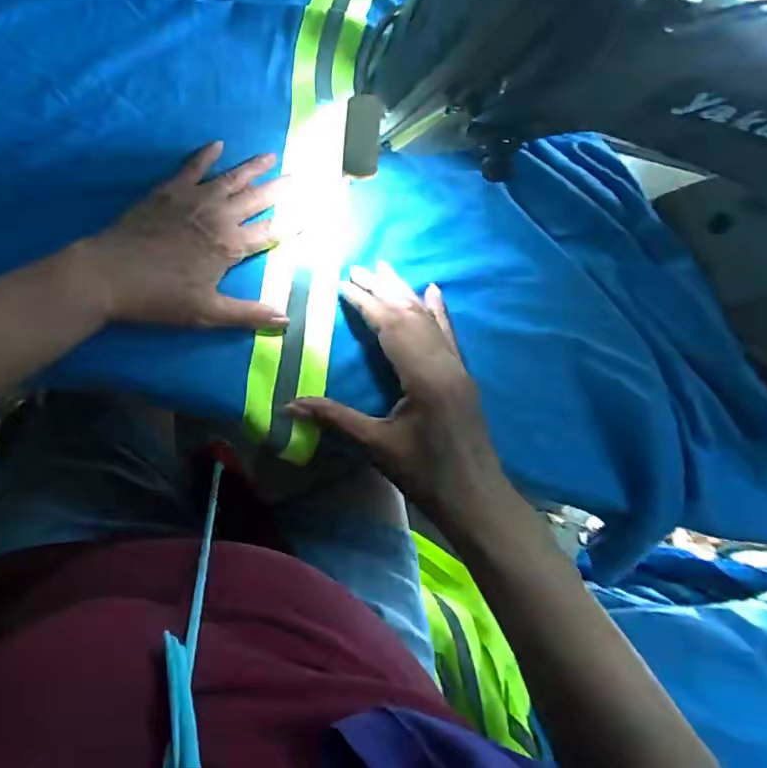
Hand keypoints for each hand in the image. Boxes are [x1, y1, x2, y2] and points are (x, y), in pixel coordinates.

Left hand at [79, 141, 289, 329]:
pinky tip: (217, 144)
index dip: (290, 224)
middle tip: (296, 177)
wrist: (111, 273)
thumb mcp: (206, 313)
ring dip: (252, 167)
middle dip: (277, 189)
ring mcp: (194, 199)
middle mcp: (219, 217)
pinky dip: (206, 155)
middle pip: (255, 199)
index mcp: (230, 247)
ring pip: (231, 178)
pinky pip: (193, 167)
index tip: (307, 215)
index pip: (269, 233)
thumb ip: (247, 314)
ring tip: (270, 156)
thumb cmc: (158, 297)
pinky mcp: (169, 190)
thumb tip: (286, 318)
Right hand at [289, 261, 502, 505]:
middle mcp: (444, 364)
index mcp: (424, 378)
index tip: (342, 283)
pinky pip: (448, 333)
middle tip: (357, 266)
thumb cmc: (425, 475)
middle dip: (382, 289)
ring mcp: (458, 368)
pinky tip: (434, 290)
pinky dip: (438, 309)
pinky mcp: (463, 376)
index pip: (390, 328)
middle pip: (410, 315)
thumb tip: (288, 404)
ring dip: (405, 292)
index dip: (365, 303)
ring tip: (385, 267)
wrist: (478, 500)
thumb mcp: (376, 447)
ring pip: (429, 320)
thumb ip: (334, 419)